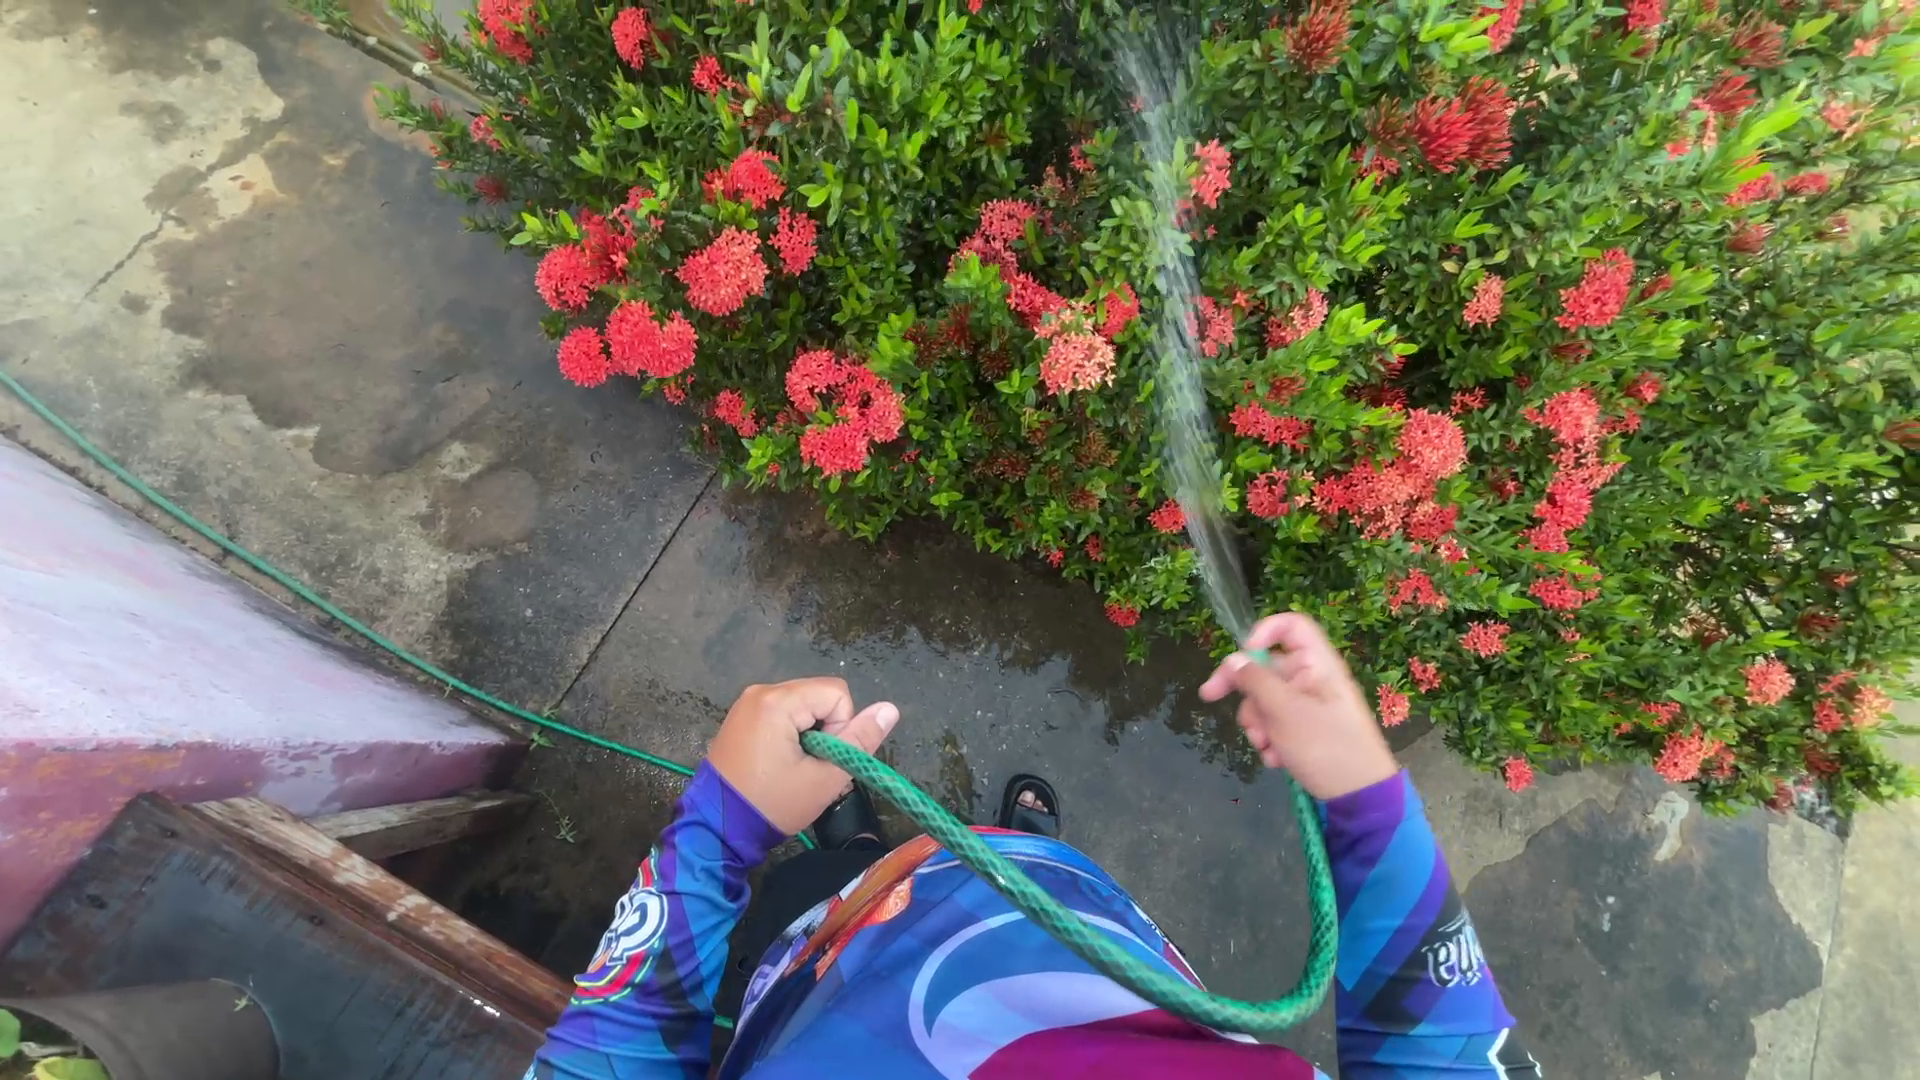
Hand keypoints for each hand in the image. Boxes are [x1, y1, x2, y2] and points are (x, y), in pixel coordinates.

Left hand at [707, 678, 900, 834]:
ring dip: (809, 733)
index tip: (819, 760)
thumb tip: (891, 708)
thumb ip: (860, 741)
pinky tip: (778, 763)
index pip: (838, 694)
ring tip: (792, 767)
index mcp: (779, 700)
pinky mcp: (741, 717)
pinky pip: (782, 713)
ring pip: (803, 705)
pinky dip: (790, 733)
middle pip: (819, 696)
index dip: (840, 728)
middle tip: (807, 767)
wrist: (714, 832)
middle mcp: (761, 691)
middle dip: (825, 730)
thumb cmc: (773, 804)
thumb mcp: (825, 778)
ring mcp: (747, 703)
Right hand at [1198, 613, 1398, 800]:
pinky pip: (1274, 722)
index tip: (1244, 656)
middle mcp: (1311, 679)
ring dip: (1257, 722)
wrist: (1360, 798)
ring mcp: (1308, 705)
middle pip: (1265, 667)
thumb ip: (1255, 681)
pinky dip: (1269, 738)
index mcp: (1316, 664)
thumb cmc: (1326, 746)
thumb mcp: (1284, 711)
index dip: (1263, 633)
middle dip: (1246, 691)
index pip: (1290, 626)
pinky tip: (1276, 757)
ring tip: (1266, 745)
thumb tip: (1233, 660)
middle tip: (1210, 697)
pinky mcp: (1305, 729)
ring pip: (1264, 698)